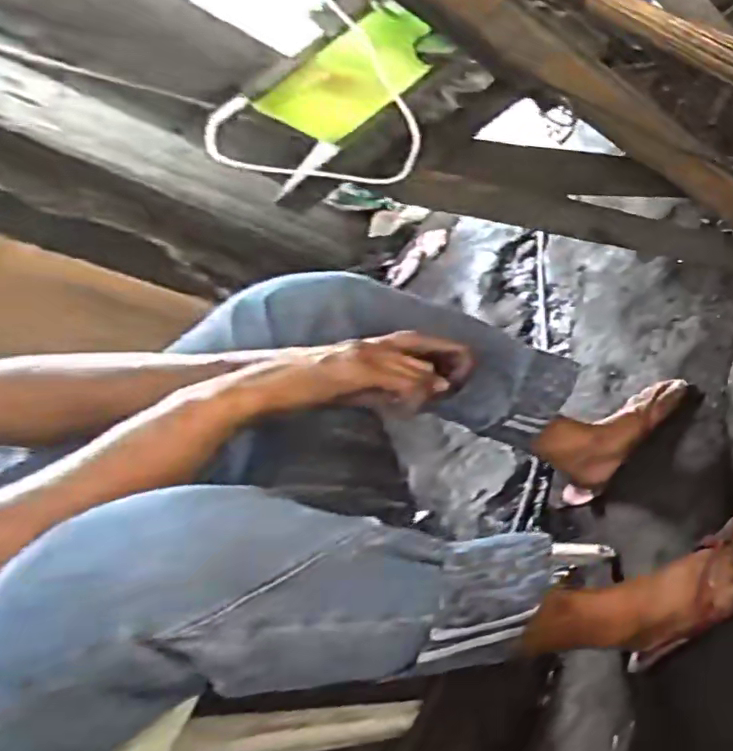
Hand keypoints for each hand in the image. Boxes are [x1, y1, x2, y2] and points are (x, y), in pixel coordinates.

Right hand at [228, 332, 472, 417]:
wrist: (252, 388)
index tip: (459, 374)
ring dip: (431, 385)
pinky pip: (400, 380)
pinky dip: (413, 394)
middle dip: (452, 359)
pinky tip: (410, 409)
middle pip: (427, 343)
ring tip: (435, 400)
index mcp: (370, 345)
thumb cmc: (302, 388)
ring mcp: (361, 354)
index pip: (420, 341)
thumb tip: (424, 395)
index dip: (446, 353)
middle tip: (462, 381)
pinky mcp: (353, 369)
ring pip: (417, 365)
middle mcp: (369, 344)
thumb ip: (387, 387)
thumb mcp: (354, 385)